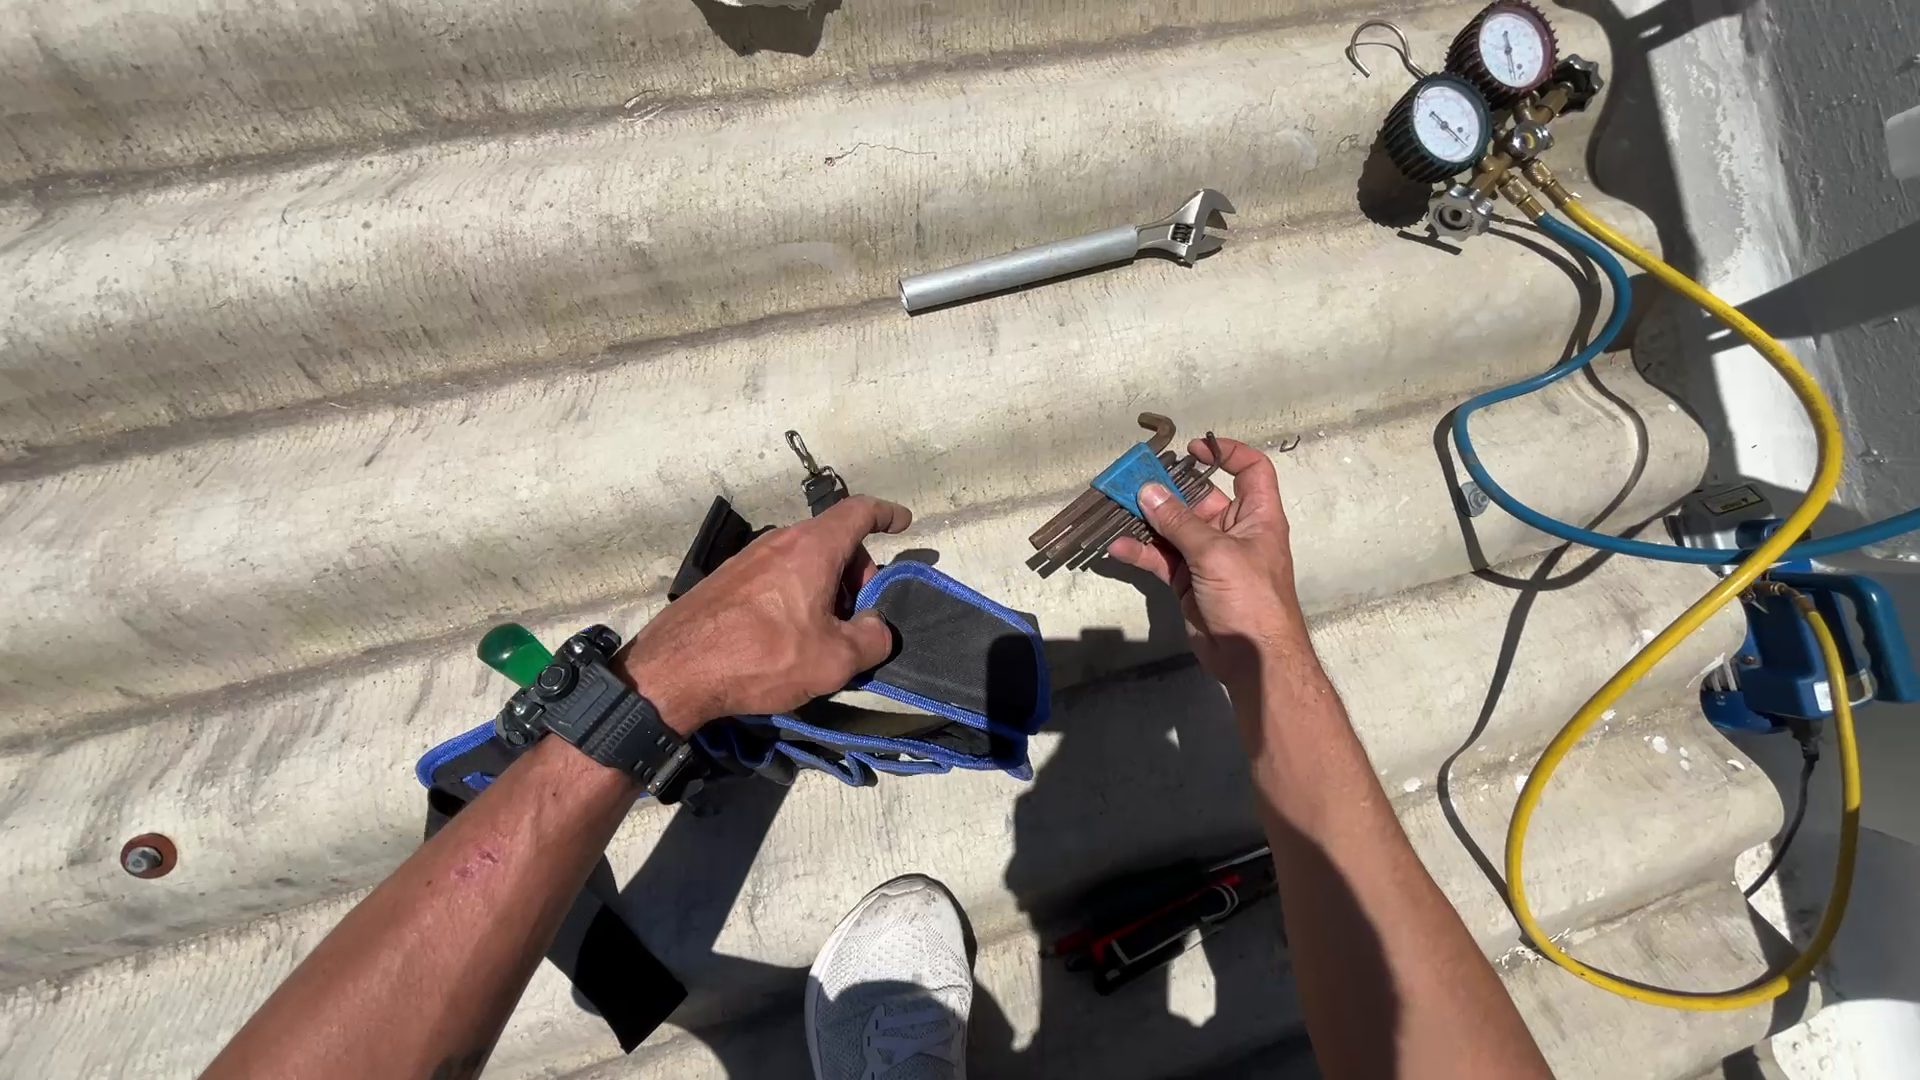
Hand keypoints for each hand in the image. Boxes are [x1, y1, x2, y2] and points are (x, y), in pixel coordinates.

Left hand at [617, 496, 911, 733]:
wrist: (675, 671)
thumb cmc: (763, 657)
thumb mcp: (836, 659)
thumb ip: (872, 638)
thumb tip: (876, 627)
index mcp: (813, 547)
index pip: (859, 512)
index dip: (886, 514)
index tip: (902, 523)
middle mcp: (780, 541)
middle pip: (834, 541)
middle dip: (857, 572)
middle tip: (860, 615)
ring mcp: (749, 557)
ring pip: (804, 560)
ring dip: (826, 587)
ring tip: (824, 632)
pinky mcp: (726, 579)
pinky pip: (778, 575)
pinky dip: (797, 593)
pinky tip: (789, 635)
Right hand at [1107, 438, 1310, 690]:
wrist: (1250, 657)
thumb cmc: (1249, 596)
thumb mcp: (1216, 553)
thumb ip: (1179, 522)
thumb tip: (1147, 491)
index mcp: (1255, 516)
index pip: (1251, 471)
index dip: (1227, 453)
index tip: (1194, 449)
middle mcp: (1231, 531)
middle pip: (1198, 497)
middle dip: (1167, 488)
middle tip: (1134, 479)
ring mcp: (1206, 556)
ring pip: (1172, 528)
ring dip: (1146, 519)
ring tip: (1116, 507)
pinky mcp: (1186, 579)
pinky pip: (1159, 557)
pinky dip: (1139, 551)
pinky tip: (1117, 546)